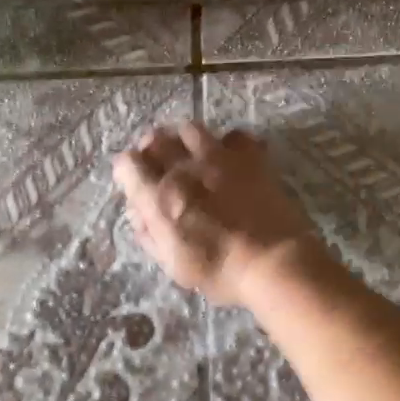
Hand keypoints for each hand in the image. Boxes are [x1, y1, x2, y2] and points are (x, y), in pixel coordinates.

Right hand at [112, 121, 318, 304]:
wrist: (273, 260)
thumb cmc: (220, 272)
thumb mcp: (174, 264)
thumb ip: (152, 235)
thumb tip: (141, 215)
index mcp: (159, 198)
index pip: (127, 164)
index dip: (128, 169)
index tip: (136, 178)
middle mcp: (184, 170)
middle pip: (156, 138)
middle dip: (153, 147)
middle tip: (162, 162)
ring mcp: (220, 159)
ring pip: (191, 129)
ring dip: (186, 138)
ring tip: (194, 154)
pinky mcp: (252, 158)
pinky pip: (236, 135)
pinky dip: (231, 142)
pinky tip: (234, 156)